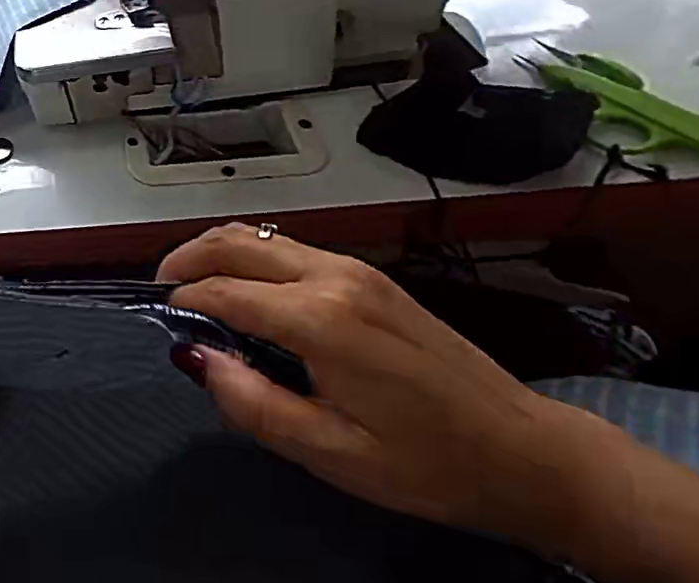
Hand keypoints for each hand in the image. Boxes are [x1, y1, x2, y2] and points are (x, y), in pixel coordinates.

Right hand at [156, 223, 598, 545]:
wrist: (536, 455)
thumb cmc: (433, 465)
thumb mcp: (334, 455)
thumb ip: (251, 403)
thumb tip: (193, 356)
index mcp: (321, 321)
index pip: (221, 290)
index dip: (182, 303)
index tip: (164, 324)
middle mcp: (331, 278)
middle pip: (229, 243)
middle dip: (182, 261)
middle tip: (162, 292)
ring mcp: (350, 268)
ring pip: (253, 233)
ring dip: (209, 250)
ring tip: (190, 284)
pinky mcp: (364, 272)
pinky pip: (281, 243)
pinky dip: (242, 252)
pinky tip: (237, 282)